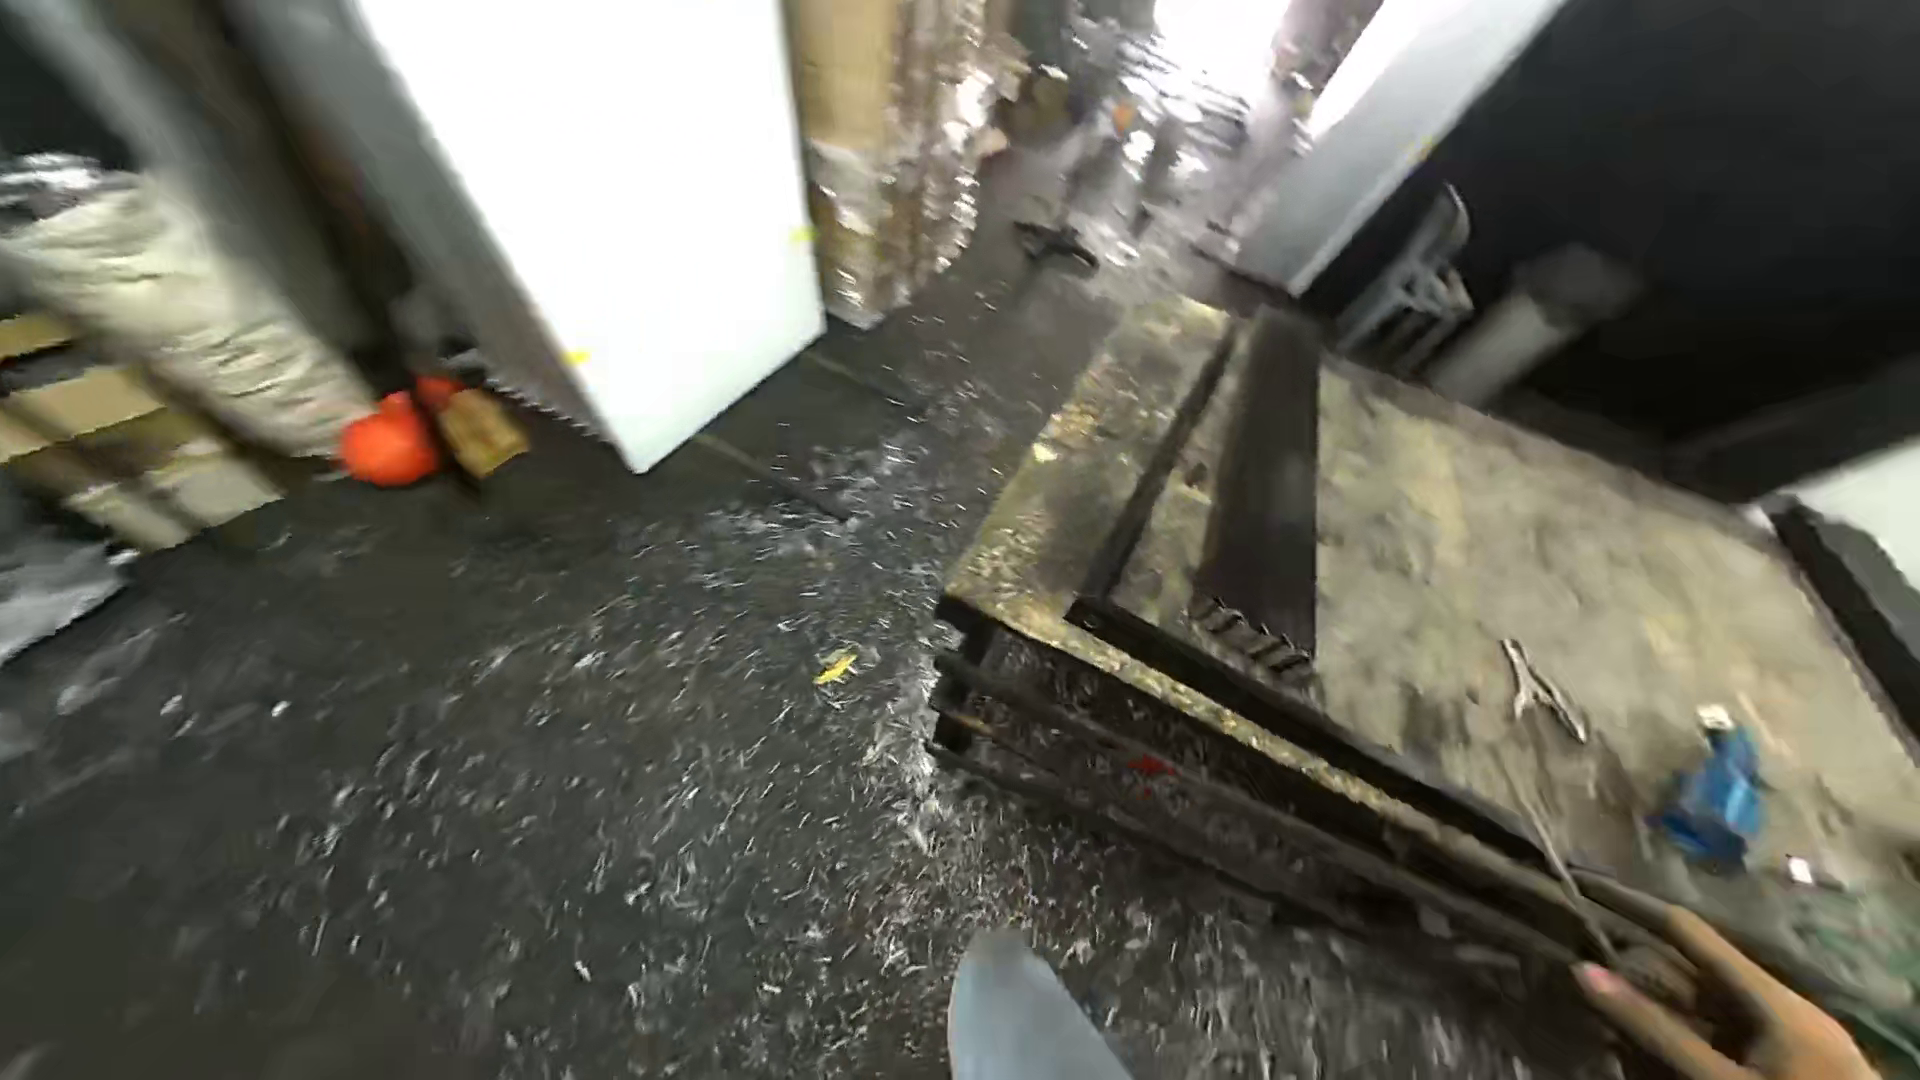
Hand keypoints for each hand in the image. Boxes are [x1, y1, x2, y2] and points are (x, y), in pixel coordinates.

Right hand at [1573, 906, 1878, 1079]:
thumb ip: (1656, 1028)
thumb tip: (1578, 968)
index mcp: (1776, 1000)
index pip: (1684, 927)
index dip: (1628, 900)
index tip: (1575, 880)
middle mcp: (1778, 1007)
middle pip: (1685, 963)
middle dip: (1627, 953)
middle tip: (1569, 939)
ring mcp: (1783, 1038)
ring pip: (1694, 996)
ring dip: (1643, 989)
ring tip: (1590, 980)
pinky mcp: (1780, 1063)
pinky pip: (1709, 1025)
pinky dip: (1668, 1018)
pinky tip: (1634, 1024)